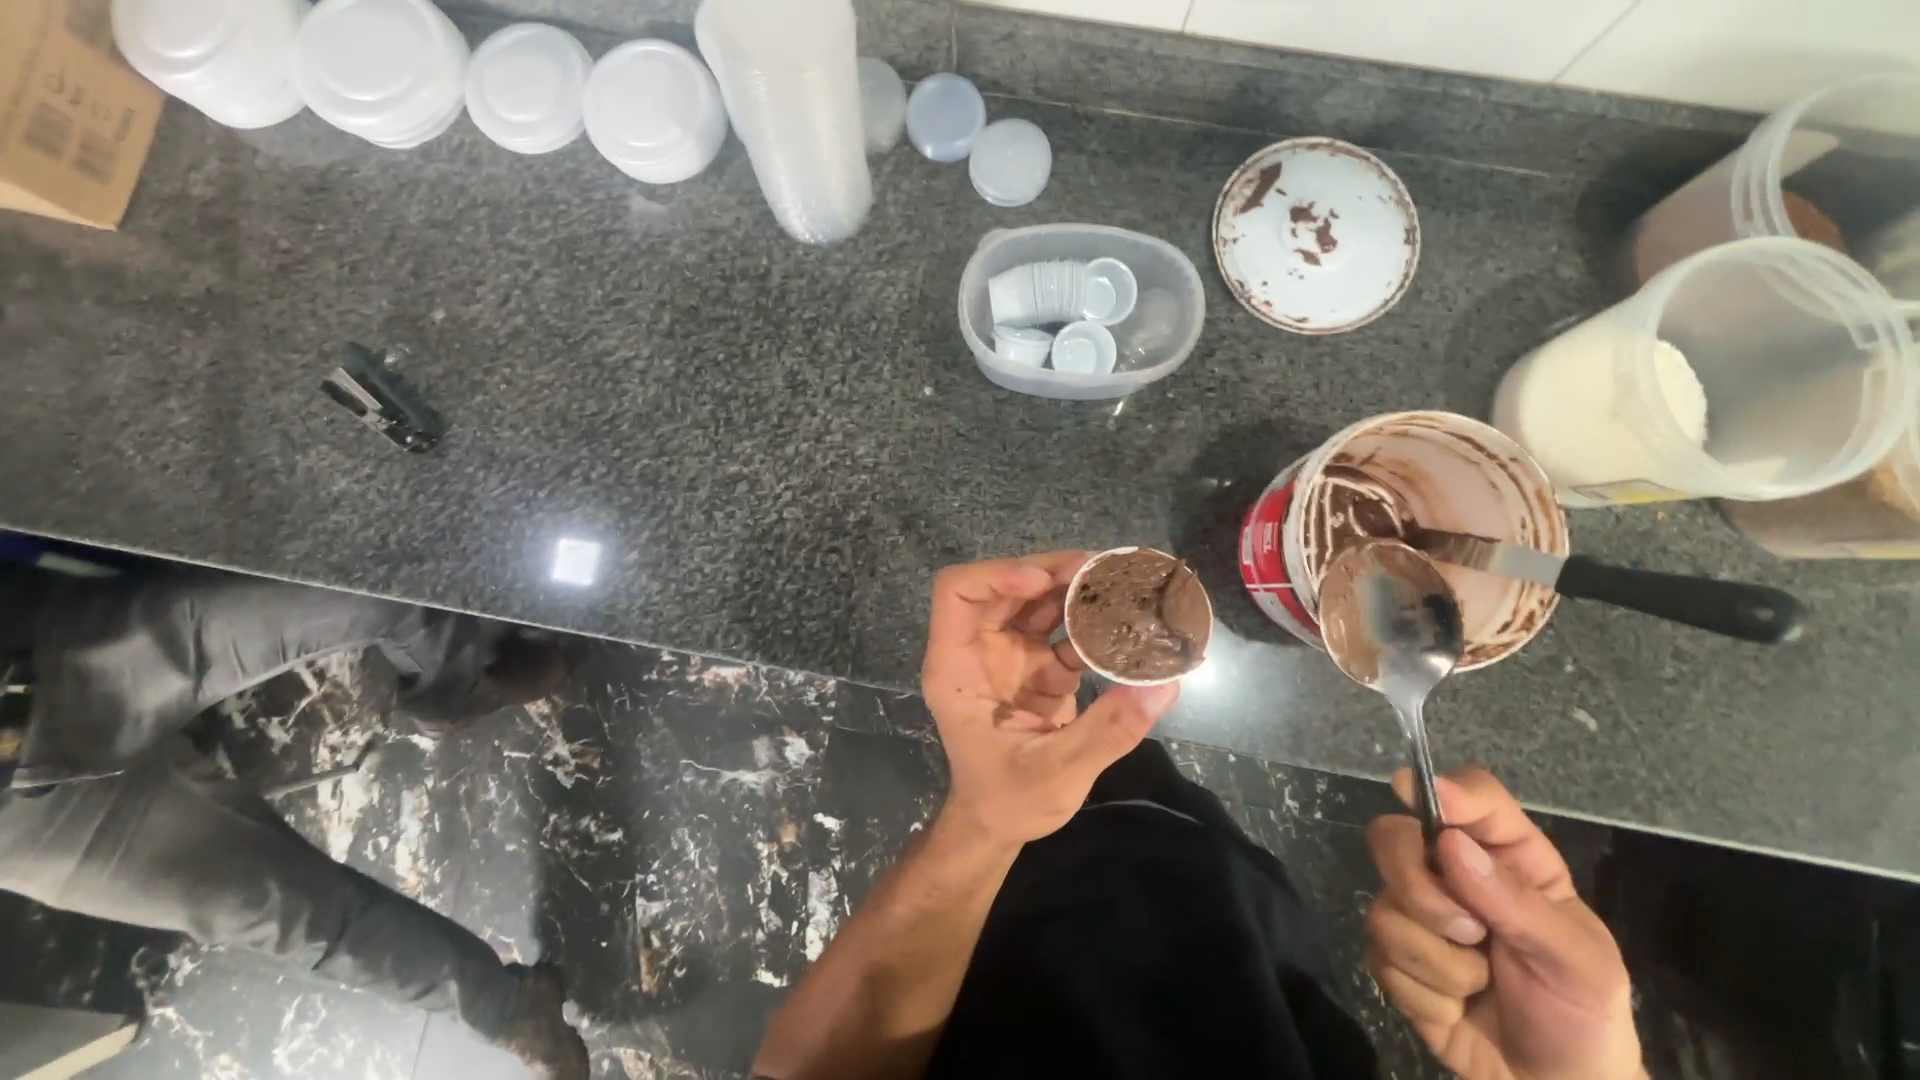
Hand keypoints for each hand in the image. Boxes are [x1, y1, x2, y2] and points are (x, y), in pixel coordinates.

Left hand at [919, 553, 1180, 847]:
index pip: (958, 594)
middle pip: (1004, 587)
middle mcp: (978, 650)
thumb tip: (1163, 685)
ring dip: (1073, 588)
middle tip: (1099, 569)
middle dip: (1049, 572)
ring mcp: (1009, 656)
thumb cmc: (1008, 800)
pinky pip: (1063, 630)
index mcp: (957, 666)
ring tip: (1119, 582)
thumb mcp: (1057, 772)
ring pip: (1036, 601)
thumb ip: (1107, 731)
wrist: (1001, 825)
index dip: (997, 575)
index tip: (1043, 581)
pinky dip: (1092, 621)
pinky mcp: (1037, 667)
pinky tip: (1126, 618)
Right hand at [1365, 767, 1642, 1079]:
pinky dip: (1423, 992)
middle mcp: (1451, 872)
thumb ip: (1520, 904)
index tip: (1413, 793)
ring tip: (1478, 985)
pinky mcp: (1392, 956)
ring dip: (1437, 961)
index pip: (1473, 797)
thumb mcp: (1579, 963)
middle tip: (1468, 931)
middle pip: (1395, 836)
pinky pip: (1379, 956)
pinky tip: (1453, 1005)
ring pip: (1385, 906)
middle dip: (1421, 890)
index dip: (1444, 790)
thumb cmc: (1583, 1016)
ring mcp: (1416, 912)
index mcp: (1509, 858)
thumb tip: (1450, 846)